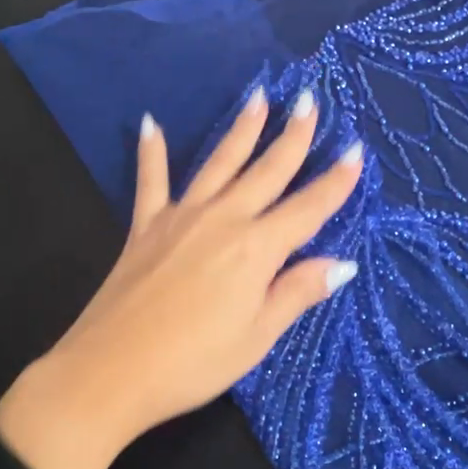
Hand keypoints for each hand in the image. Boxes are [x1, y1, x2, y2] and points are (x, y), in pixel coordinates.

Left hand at [0, 88, 361, 468]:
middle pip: (267, 170)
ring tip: (259, 96)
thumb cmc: (193, 363)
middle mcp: (224, 219)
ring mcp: (182, 216)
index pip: (308, 208)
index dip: (336, 181)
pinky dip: (152, 151)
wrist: (110, 372)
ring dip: (243, 128)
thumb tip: (343, 262)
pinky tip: (150, 123)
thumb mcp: (257, 337)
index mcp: (257, 249)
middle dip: (294, 135)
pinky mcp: (146, 225)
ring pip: (221, 162)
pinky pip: (152, 180)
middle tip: (310, 100)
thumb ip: (297, 292)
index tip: (356, 149)